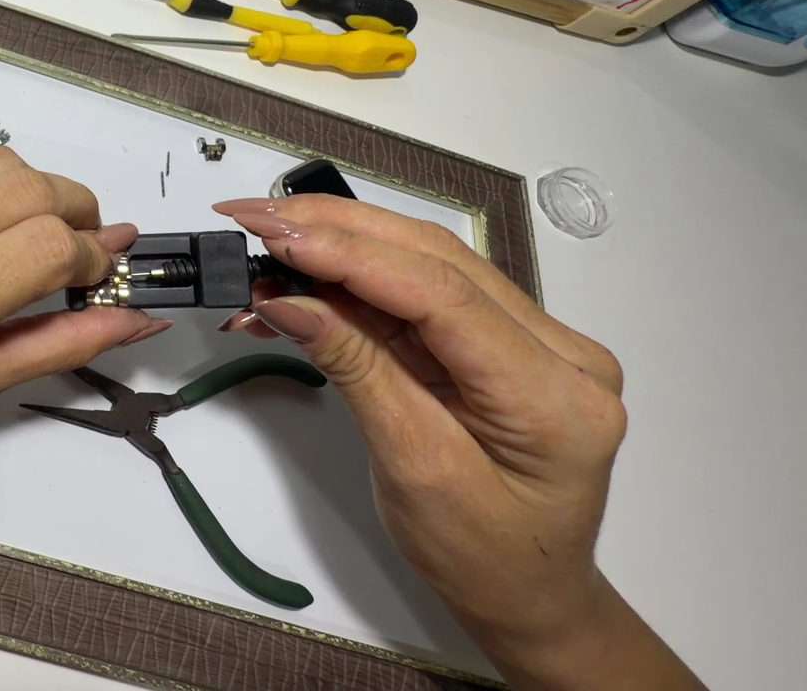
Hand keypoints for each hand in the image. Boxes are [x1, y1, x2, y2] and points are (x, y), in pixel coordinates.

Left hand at [0, 147, 168, 440]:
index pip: (44, 250)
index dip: (93, 258)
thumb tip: (132, 317)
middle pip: (32, 190)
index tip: (99, 276)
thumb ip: (51, 347)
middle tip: (83, 251)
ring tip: (37, 237)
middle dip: (80, 212)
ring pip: (1, 164)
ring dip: (41, 194)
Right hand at [214, 196, 695, 688]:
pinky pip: (408, 286)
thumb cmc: (481, 552)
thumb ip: (354, 368)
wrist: (524, 589)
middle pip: (431, 255)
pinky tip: (293, 280)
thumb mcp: (410, 464)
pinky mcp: (488, 334)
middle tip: (251, 217)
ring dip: (332, 241)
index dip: (350, 255)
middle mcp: (554, 347)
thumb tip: (286, 300)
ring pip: (417, 257)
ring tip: (260, 239)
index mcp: (555, 392)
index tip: (274, 236)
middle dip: (332, 227)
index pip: (441, 293)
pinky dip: (342, 277)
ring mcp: (526, 335)